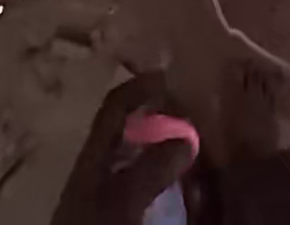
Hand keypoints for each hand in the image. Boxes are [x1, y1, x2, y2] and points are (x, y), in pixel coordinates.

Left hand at [51, 74, 195, 224]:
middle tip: (192, 125)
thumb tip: (187, 138)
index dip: (139, 86)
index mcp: (94, 154)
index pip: (115, 105)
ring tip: (195, 165)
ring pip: (138, 166)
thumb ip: (151, 167)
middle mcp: (98, 170)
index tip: (169, 78)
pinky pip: (143, 196)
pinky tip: (184, 202)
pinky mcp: (115, 219)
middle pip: (129, 134)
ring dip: (165, 159)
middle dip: (160, 124)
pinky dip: (165, 193)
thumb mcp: (123, 200)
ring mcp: (104, 199)